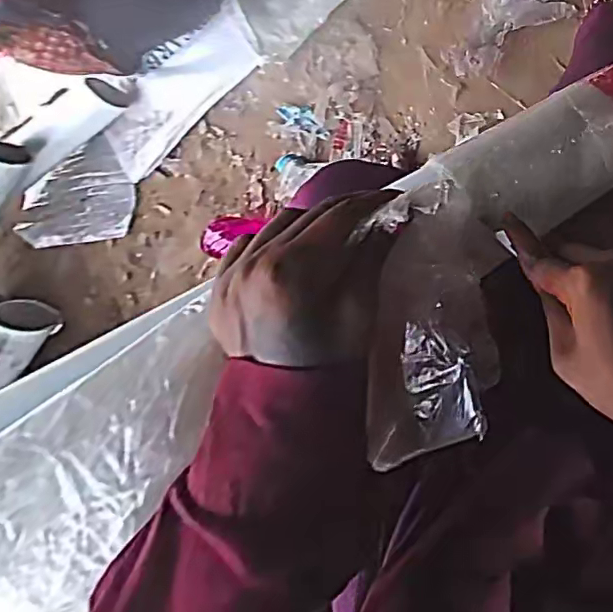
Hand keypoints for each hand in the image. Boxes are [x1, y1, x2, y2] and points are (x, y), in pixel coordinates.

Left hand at [212, 191, 399, 367]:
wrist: (281, 411)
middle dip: (346, 209)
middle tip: (373, 211)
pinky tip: (294, 248)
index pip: (338, 216)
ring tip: (337, 229)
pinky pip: (248, 243)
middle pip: (309, 214)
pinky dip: (274, 238)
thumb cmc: (330, 363)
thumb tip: (390, 221)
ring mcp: (231, 273)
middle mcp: (255, 261)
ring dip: (311, 221)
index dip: (371, 203)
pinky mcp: (219, 286)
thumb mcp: (361, 309)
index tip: (393, 200)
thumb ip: (372, 257)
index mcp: (292, 268)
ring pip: (278, 222)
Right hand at [502, 214, 612, 460]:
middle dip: (551, 261)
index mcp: (583, 280)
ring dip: (575, 267)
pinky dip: (595, 273)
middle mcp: (608, 261)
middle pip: (567, 249)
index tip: (506, 220)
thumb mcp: (565, 354)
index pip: (541, 258)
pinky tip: (595, 302)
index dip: (521, 241)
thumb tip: (541, 283)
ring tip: (570, 301)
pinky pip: (609, 263)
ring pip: (589, 254)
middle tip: (541, 287)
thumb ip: (550, 309)